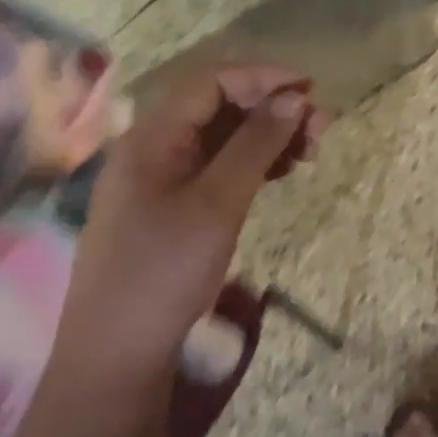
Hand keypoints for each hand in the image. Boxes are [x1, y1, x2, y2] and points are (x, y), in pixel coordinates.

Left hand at [54, 65, 327, 377]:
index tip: (311, 91)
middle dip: (271, 109)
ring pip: (219, 140)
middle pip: (216, 108)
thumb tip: (294, 97)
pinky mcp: (169, 212)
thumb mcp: (218, 203)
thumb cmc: (164, 272)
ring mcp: (158, 182)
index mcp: (150, 137)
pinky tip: (281, 173)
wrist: (116, 358)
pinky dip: (251, 165)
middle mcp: (151, 150)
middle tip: (322, 128)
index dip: (263, 78)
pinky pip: (214, 170)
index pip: (211, 82)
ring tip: (311, 151)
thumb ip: (256, 144)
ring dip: (266, 137)